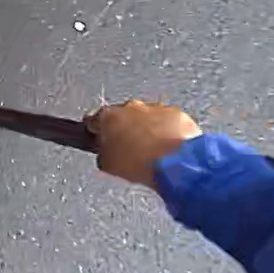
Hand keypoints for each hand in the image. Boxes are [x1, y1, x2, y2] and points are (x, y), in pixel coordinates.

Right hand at [87, 99, 201, 186]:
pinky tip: (173, 148)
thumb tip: (107, 153)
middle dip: (126, 129)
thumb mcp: (108, 164)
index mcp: (106, 116)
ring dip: (149, 129)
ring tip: (156, 150)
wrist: (176, 165)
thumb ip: (103, 152)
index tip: (102, 141)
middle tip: (133, 148)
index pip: (94, 120)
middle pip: (123, 116)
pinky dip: (171, 131)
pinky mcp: (178, 115)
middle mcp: (128, 107)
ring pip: (148, 117)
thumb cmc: (140, 163)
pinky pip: (171, 121)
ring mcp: (154, 109)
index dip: (98, 132)